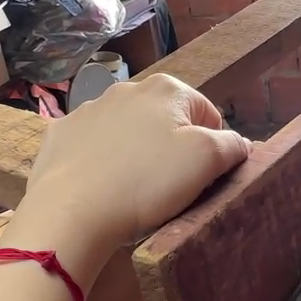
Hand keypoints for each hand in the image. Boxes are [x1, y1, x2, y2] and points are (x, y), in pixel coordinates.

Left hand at [7, 74, 251, 283]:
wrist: (70, 211)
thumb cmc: (147, 183)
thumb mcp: (206, 161)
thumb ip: (231, 145)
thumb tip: (239, 143)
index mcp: (166, 89)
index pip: (208, 114)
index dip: (214, 148)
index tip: (203, 178)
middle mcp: (126, 89)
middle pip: (167, 120)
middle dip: (174, 148)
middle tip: (172, 187)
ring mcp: (88, 109)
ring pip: (129, 131)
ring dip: (138, 153)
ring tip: (135, 191)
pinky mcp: (60, 134)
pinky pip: (93, 145)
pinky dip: (102, 161)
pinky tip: (102, 186)